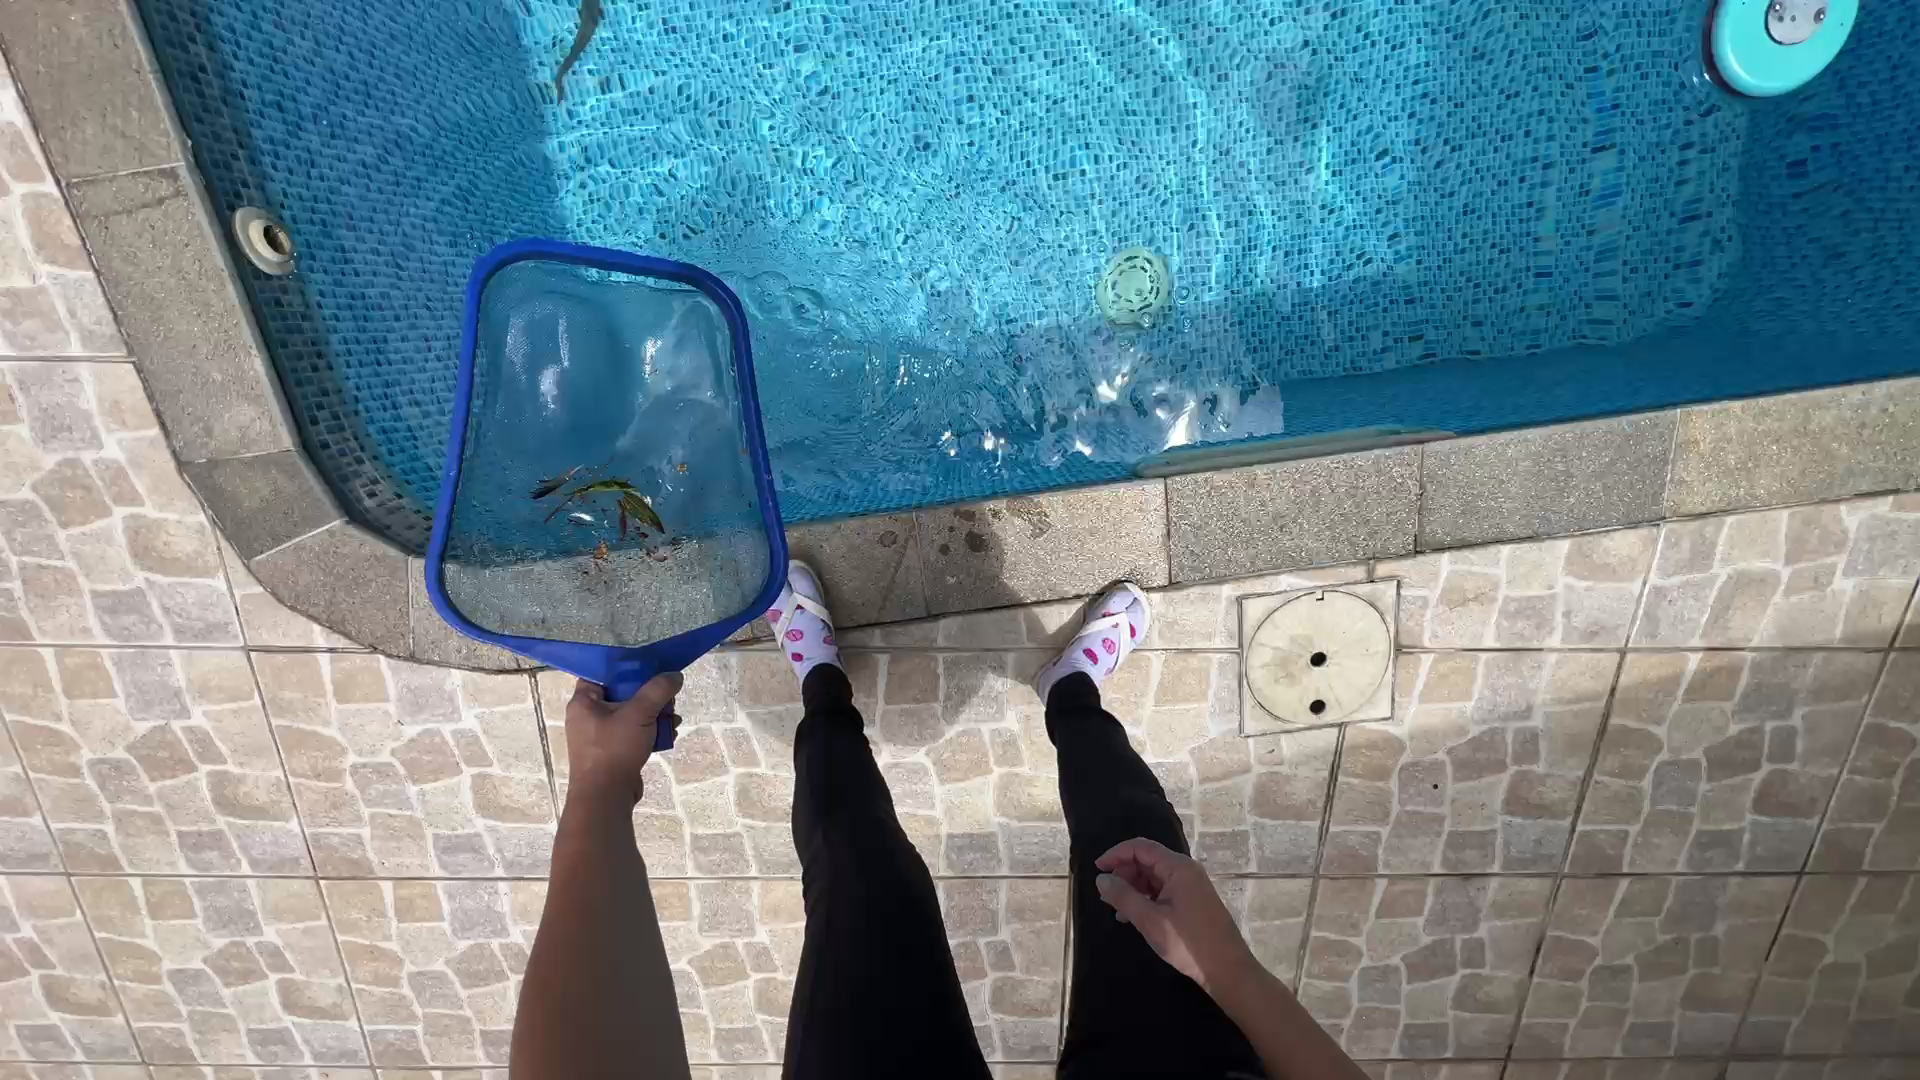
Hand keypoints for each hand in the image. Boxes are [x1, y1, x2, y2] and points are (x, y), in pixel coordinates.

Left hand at [564, 673, 682, 806]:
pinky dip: (650, 730)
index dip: (625, 667)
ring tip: (673, 717)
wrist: (606, 797)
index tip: (648, 667)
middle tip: (666, 695)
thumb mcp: (639, 713)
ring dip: (655, 713)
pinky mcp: (612, 751)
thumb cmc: (614, 749)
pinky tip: (668, 733)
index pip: (601, 673)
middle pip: (622, 693)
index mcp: (584, 702)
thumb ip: (658, 690)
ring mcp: (599, 736)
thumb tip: (675, 676)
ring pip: (632, 713)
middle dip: (649, 694)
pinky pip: (633, 731)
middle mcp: (588, 716)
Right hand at [1094, 837, 1258, 996]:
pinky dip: (1146, 899)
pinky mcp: (1193, 902)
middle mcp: (1186, 871)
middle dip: (1124, 874)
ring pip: (1154, 877)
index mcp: (1178, 868)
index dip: (1116, 854)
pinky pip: (1163, 891)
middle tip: (1106, 894)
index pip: (1141, 847)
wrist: (1229, 973)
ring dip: (1134, 889)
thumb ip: (1123, 897)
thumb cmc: (1189, 944)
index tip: (1098, 869)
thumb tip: (1101, 879)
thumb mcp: (1151, 921)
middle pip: (1147, 861)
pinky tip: (1134, 917)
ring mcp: (1191, 887)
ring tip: (1117, 909)